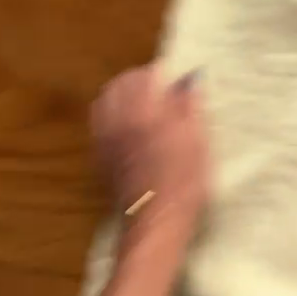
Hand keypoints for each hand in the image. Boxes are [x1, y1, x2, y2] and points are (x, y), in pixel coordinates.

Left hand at [89, 65, 210, 230]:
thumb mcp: (198, 139)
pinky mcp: (100, 159)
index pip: (143, 75)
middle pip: (117, 86)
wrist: (157, 221)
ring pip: (103, 103)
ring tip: (141, 106)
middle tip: (158, 90)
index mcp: (144, 111)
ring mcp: (105, 140)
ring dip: (120, 97)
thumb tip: (191, 78)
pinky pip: (98, 126)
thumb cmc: (185, 180)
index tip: (175, 82)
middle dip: (136, 82)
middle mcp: (118, 121)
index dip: (160, 74)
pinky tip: (129, 129)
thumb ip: (190, 105)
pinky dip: (111, 118)